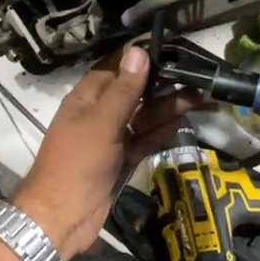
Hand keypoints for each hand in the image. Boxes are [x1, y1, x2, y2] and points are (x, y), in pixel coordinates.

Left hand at [11, 46, 193, 258]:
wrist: (62, 216)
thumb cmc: (77, 164)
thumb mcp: (102, 122)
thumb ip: (124, 90)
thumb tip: (139, 51)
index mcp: (87, 97)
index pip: (116, 66)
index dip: (141, 55)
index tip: (171, 43)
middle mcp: (99, 113)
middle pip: (135, 92)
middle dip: (162, 84)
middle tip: (195, 77)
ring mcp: (111, 138)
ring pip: (143, 117)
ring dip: (167, 109)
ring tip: (197, 98)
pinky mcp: (121, 160)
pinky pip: (144, 140)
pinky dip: (161, 133)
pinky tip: (182, 124)